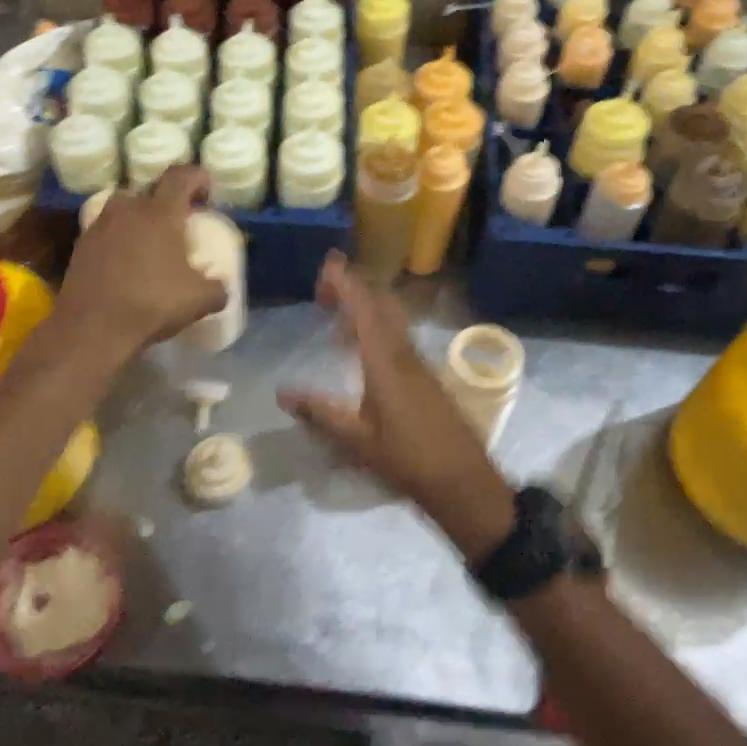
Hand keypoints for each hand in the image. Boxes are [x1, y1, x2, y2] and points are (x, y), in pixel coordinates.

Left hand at [56, 166, 228, 358]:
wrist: (91, 328)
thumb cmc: (151, 304)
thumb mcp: (200, 300)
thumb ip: (217, 287)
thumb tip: (220, 286)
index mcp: (160, 212)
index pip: (181, 176)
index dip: (198, 178)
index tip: (207, 193)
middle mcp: (128, 209)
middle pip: (149, 190)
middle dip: (166, 201)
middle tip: (178, 223)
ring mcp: (99, 226)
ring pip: (123, 209)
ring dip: (138, 218)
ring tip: (149, 243)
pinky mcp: (81, 246)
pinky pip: (105, 231)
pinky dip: (118, 239)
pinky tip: (124, 264)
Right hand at [280, 254, 514, 559]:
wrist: (464, 482)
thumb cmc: (408, 460)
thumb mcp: (356, 441)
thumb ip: (320, 414)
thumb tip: (282, 394)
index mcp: (386, 362)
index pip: (364, 309)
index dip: (346, 282)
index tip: (329, 263)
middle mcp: (405, 355)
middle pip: (383, 306)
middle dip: (356, 289)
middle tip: (326, 292)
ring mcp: (420, 365)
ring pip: (393, 321)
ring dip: (367, 310)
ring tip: (337, 320)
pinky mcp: (428, 379)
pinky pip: (398, 339)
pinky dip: (377, 331)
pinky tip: (362, 354)